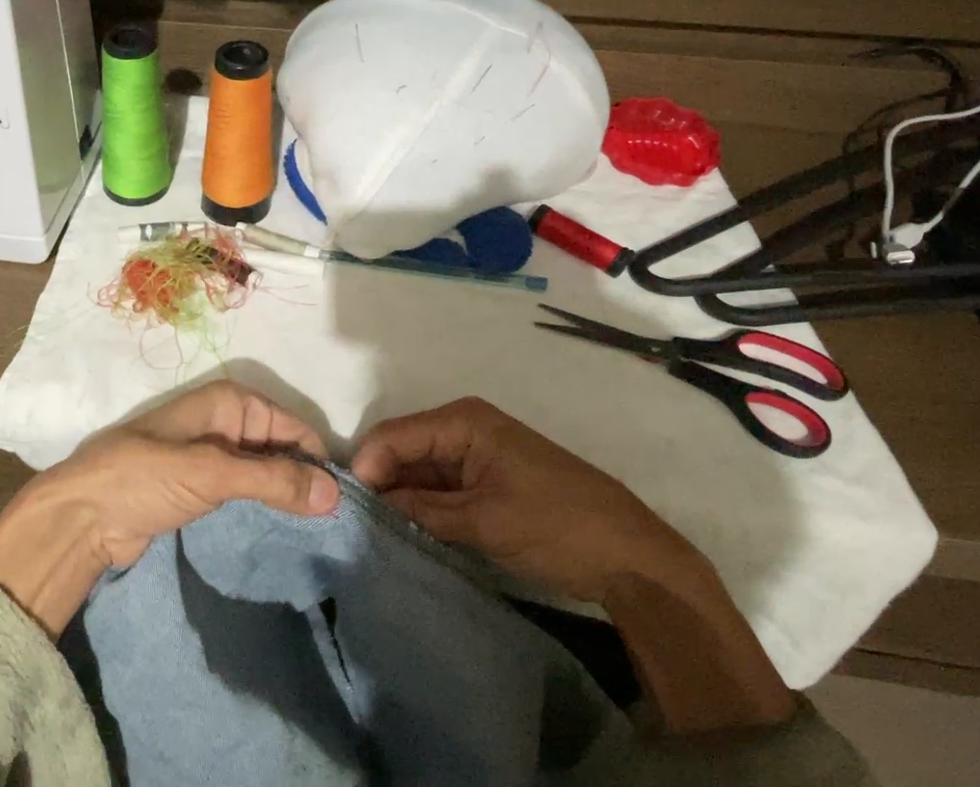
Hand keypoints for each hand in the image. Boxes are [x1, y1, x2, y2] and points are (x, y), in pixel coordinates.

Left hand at [0, 381, 338, 635]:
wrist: (81, 516)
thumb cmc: (143, 478)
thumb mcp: (212, 473)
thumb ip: (274, 480)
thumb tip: (335, 494)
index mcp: (229, 403)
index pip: (293, 428)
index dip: (318, 461)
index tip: (343, 504)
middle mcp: (225, 423)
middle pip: (281, 449)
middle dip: (304, 480)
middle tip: (335, 527)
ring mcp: (212, 457)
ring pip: (264, 473)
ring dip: (284, 498)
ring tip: (317, 535)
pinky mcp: (200, 489)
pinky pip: (244, 493)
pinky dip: (262, 509)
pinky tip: (282, 534)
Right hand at [351, 397, 698, 603]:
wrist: (632, 558)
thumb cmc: (556, 527)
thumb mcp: (480, 521)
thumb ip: (419, 510)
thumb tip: (368, 507)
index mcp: (464, 421)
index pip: (392, 436)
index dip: (366, 469)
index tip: (346, 509)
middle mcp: (466, 428)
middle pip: (403, 450)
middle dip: (380, 483)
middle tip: (355, 525)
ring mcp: (479, 454)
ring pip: (420, 470)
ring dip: (401, 498)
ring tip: (374, 532)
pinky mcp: (489, 480)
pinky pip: (442, 486)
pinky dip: (424, 506)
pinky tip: (407, 531)